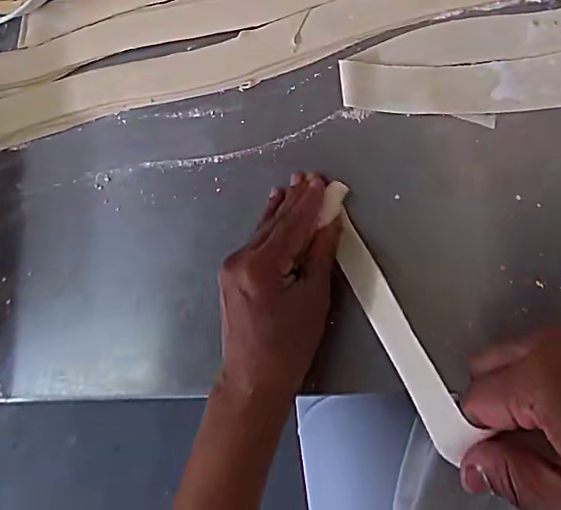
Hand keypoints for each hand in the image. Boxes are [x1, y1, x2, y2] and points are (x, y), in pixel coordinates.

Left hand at [214, 172, 342, 400]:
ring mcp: (233, 265)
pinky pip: (256, 238)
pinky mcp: (231, 271)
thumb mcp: (314, 299)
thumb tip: (329, 222)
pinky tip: (275, 204)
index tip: (324, 183)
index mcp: (261, 268)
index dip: (311, 202)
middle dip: (299, 199)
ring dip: (285, 206)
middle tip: (314, 177)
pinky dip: (270, 222)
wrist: (252, 383)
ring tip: (298, 183)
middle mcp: (241, 260)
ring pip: (266, 227)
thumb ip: (320, 254)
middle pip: (278, 221)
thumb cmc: (286, 350)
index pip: (293, 224)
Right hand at [459, 328, 560, 509]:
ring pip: (520, 363)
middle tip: (511, 466)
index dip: (468, 435)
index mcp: (543, 378)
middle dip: (492, 412)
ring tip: (552, 458)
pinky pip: (551, 361)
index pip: (472, 396)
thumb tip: (479, 465)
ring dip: (519, 402)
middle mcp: (559, 347)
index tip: (473, 464)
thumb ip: (513, 478)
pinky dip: (547, 392)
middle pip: (492, 368)